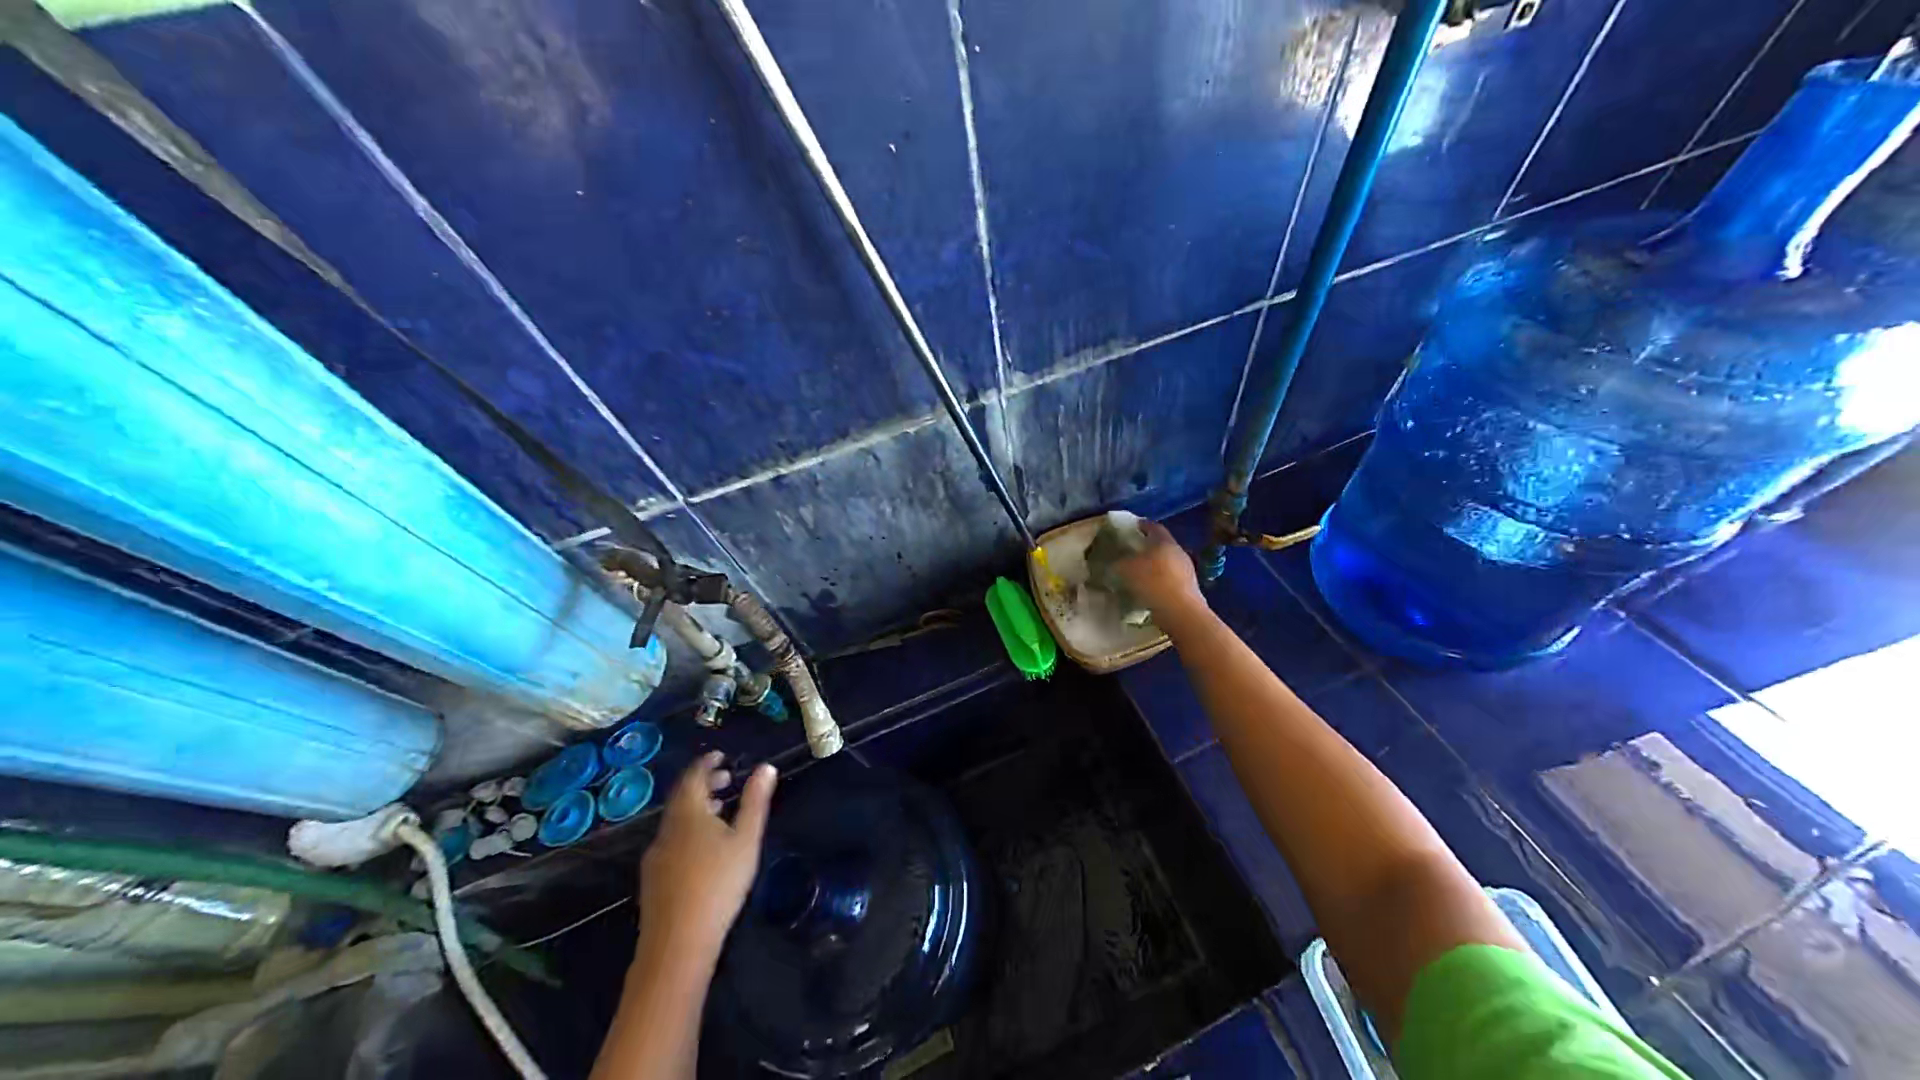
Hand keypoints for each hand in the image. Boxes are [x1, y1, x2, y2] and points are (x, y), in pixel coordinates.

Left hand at [636, 751, 777, 962]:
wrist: (677, 943)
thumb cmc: (719, 884)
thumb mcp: (746, 839)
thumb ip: (756, 802)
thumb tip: (766, 767)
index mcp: (687, 813)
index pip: (692, 776)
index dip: (706, 762)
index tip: (721, 756)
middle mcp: (666, 829)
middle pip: (682, 797)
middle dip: (703, 783)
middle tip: (726, 779)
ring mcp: (656, 855)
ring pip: (676, 820)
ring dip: (696, 807)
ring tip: (719, 810)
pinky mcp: (653, 878)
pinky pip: (671, 840)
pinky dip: (688, 829)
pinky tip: (703, 847)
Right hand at [1113, 521, 1206, 625]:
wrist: (1181, 613)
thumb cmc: (1153, 583)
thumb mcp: (1126, 570)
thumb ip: (1118, 562)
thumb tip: (1113, 562)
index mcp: (1164, 542)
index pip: (1153, 527)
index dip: (1141, 525)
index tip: (1130, 527)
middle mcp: (1178, 552)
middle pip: (1160, 545)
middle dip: (1145, 547)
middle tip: (1129, 551)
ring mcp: (1186, 570)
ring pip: (1165, 562)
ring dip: (1152, 565)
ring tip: (1136, 572)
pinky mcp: (1188, 588)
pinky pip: (1169, 579)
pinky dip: (1158, 580)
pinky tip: (1147, 589)